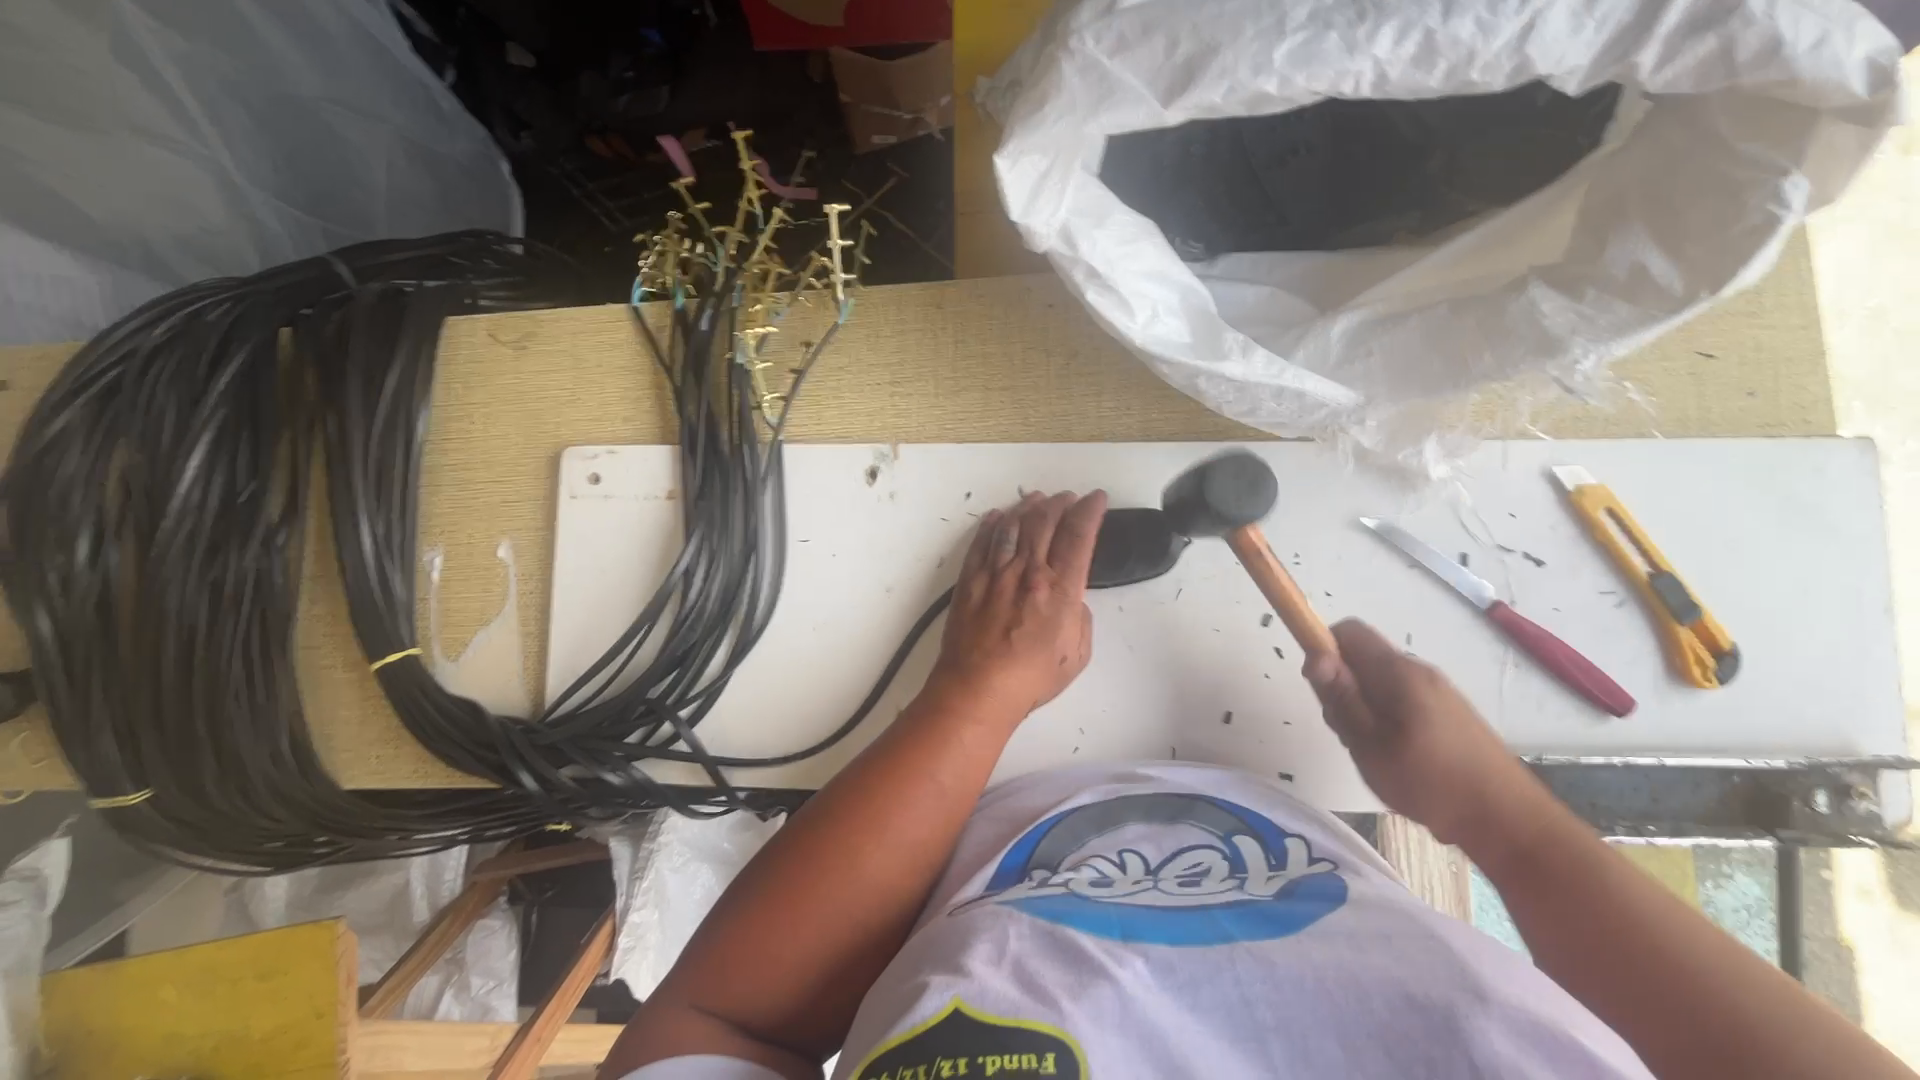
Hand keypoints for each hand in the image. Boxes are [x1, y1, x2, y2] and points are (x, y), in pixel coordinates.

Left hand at [925, 490, 1107, 719]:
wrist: (977, 688)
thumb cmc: (1030, 678)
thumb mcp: (1077, 654)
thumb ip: (1080, 619)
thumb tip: (1072, 601)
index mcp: (1059, 589)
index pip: (1078, 535)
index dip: (1090, 511)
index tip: (1097, 499)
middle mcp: (1027, 572)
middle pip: (1044, 521)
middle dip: (1060, 503)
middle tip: (1068, 498)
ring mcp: (994, 574)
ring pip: (1012, 525)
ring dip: (1027, 507)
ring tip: (1037, 499)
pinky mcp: (969, 581)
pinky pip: (981, 543)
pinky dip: (991, 525)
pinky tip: (997, 517)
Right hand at [1303, 619, 1552, 849]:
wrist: (1506, 819)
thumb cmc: (1430, 781)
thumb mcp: (1370, 744)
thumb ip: (1342, 698)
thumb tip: (1315, 654)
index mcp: (1399, 672)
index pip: (1348, 632)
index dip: (1323, 650)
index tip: (1320, 691)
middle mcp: (1419, 672)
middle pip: (1362, 659)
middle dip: (1342, 688)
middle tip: (1348, 734)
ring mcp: (1437, 692)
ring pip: (1379, 683)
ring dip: (1362, 709)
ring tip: (1372, 752)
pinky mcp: (1448, 713)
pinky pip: (1401, 701)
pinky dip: (1385, 720)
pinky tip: (1395, 758)